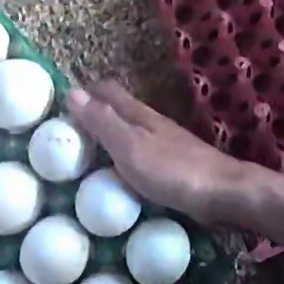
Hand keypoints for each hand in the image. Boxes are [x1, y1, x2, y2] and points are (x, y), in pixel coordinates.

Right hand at [64, 80, 256, 223]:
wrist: (222, 192)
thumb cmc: (172, 169)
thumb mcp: (129, 146)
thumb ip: (103, 122)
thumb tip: (73, 92)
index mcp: (139, 114)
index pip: (108, 91)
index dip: (86, 93)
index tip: (61, 107)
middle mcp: (152, 123)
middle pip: (120, 110)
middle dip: (96, 115)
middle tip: (69, 134)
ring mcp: (166, 143)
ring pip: (132, 131)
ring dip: (111, 137)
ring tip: (89, 155)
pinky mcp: (175, 164)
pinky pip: (142, 153)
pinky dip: (126, 158)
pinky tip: (122, 174)